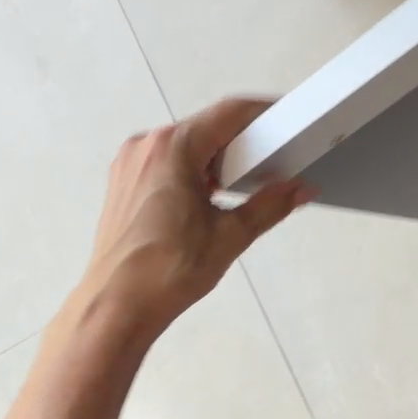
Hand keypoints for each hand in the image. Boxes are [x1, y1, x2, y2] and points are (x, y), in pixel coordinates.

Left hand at [78, 97, 312, 336]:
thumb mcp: (231, 236)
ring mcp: (130, 165)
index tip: (285, 118)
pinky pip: (165, 166)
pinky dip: (192, 175)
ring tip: (239, 194)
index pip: (229, 113)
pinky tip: (208, 205)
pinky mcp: (124, 185)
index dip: (263, 114)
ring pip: (185, 149)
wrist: (118, 305)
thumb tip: (298, 190)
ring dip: (216, 164)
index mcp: (172, 148)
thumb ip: (270, 206)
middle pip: (206, 130)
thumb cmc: (165, 272)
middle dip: (241, 146)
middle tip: (270, 167)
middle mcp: (146, 147)